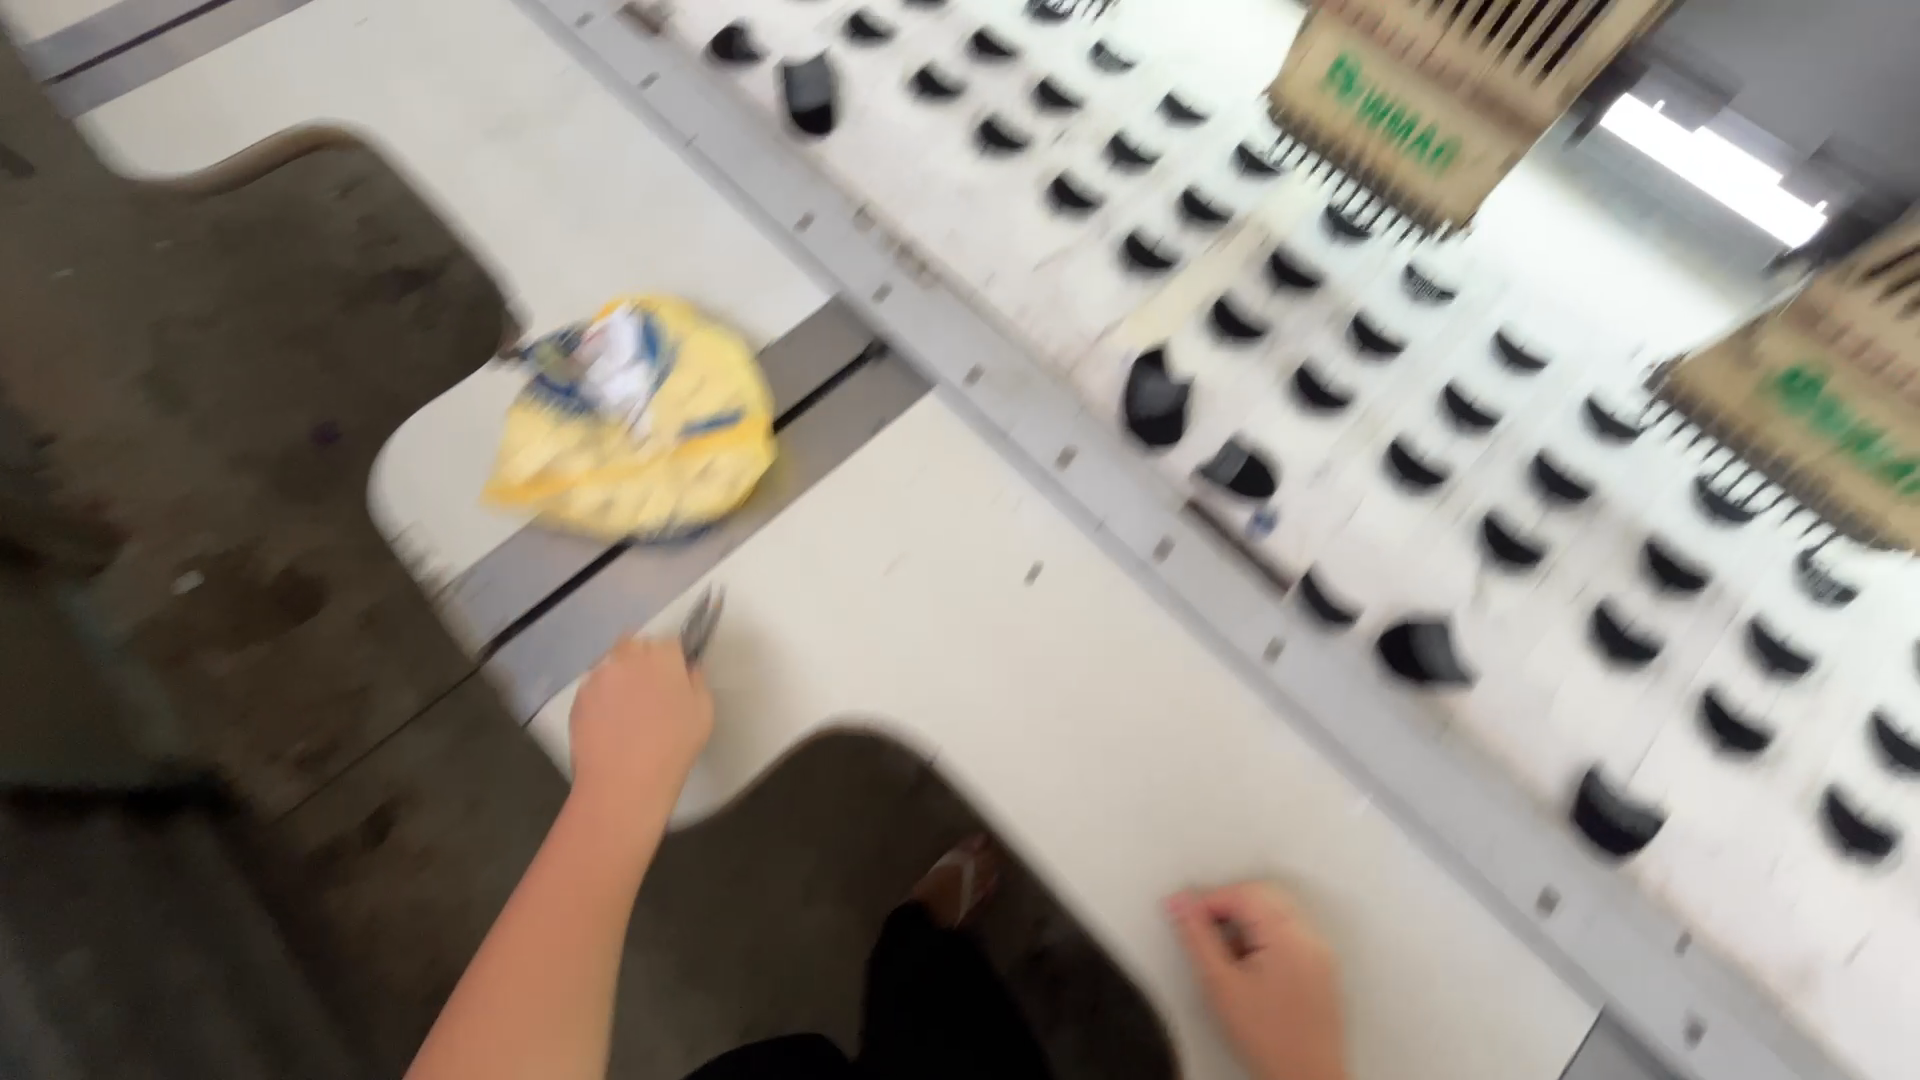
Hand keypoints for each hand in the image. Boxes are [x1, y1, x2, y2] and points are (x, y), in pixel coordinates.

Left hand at [568, 638, 713, 817]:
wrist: (624, 781)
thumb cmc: (673, 746)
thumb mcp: (703, 711)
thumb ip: (696, 680)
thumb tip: (687, 670)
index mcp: (662, 656)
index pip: (669, 642)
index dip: (672, 660)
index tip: (674, 679)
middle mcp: (628, 657)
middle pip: (636, 644)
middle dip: (644, 659)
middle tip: (651, 688)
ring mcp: (599, 675)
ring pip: (612, 662)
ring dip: (621, 673)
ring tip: (627, 705)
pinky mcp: (578, 696)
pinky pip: (595, 685)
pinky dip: (603, 694)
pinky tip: (610, 719)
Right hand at [1168, 883, 1346, 1079]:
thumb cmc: (1270, 1042)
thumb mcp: (1219, 983)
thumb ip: (1196, 936)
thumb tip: (1180, 903)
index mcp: (1287, 937)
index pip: (1243, 893)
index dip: (1210, 900)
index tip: (1190, 917)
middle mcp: (1308, 940)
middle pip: (1262, 896)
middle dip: (1228, 906)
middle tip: (1206, 929)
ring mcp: (1318, 955)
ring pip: (1275, 913)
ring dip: (1246, 921)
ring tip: (1228, 955)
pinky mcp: (1320, 970)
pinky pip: (1288, 933)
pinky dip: (1263, 937)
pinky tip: (1249, 967)